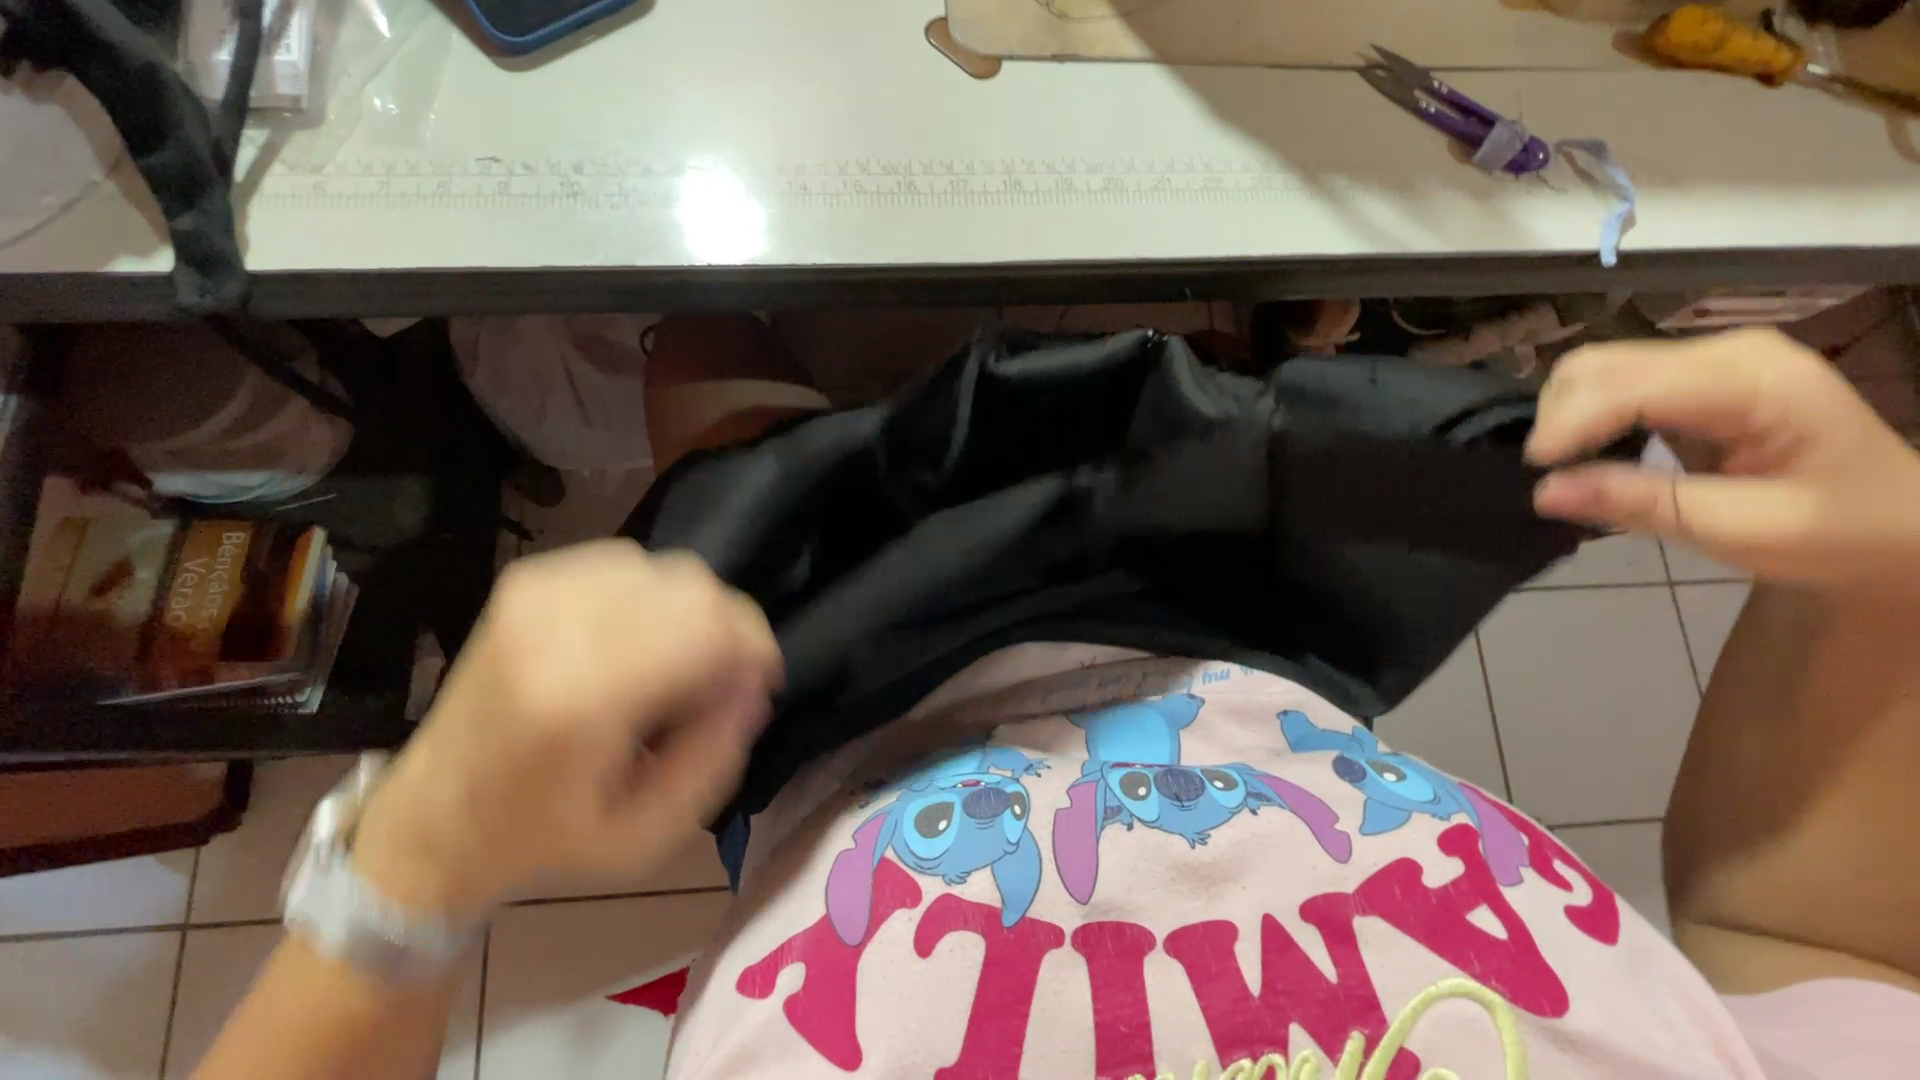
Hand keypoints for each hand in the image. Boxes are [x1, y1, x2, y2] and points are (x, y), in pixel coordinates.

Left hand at [349, 540, 781, 918]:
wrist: (428, 819)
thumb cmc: (542, 838)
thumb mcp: (646, 836)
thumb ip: (715, 757)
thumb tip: (752, 682)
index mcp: (583, 696)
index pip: (707, 624)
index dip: (754, 645)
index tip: (759, 682)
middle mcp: (556, 627)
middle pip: (692, 586)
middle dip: (729, 627)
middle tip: (723, 677)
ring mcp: (536, 595)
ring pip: (665, 568)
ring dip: (691, 611)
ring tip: (678, 662)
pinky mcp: (527, 583)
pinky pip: (628, 563)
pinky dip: (654, 596)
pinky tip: (640, 639)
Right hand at [1526, 328, 1919, 590]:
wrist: (1899, 525)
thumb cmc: (1835, 532)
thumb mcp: (1744, 529)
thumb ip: (1643, 503)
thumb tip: (1543, 492)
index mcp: (1759, 381)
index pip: (1631, 385)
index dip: (1571, 423)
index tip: (1534, 474)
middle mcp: (1729, 352)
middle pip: (1602, 365)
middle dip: (1560, 418)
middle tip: (1553, 476)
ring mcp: (1712, 358)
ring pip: (1596, 368)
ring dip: (1566, 415)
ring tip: (1570, 466)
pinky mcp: (1695, 374)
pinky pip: (1613, 381)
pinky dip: (1584, 414)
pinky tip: (1592, 450)